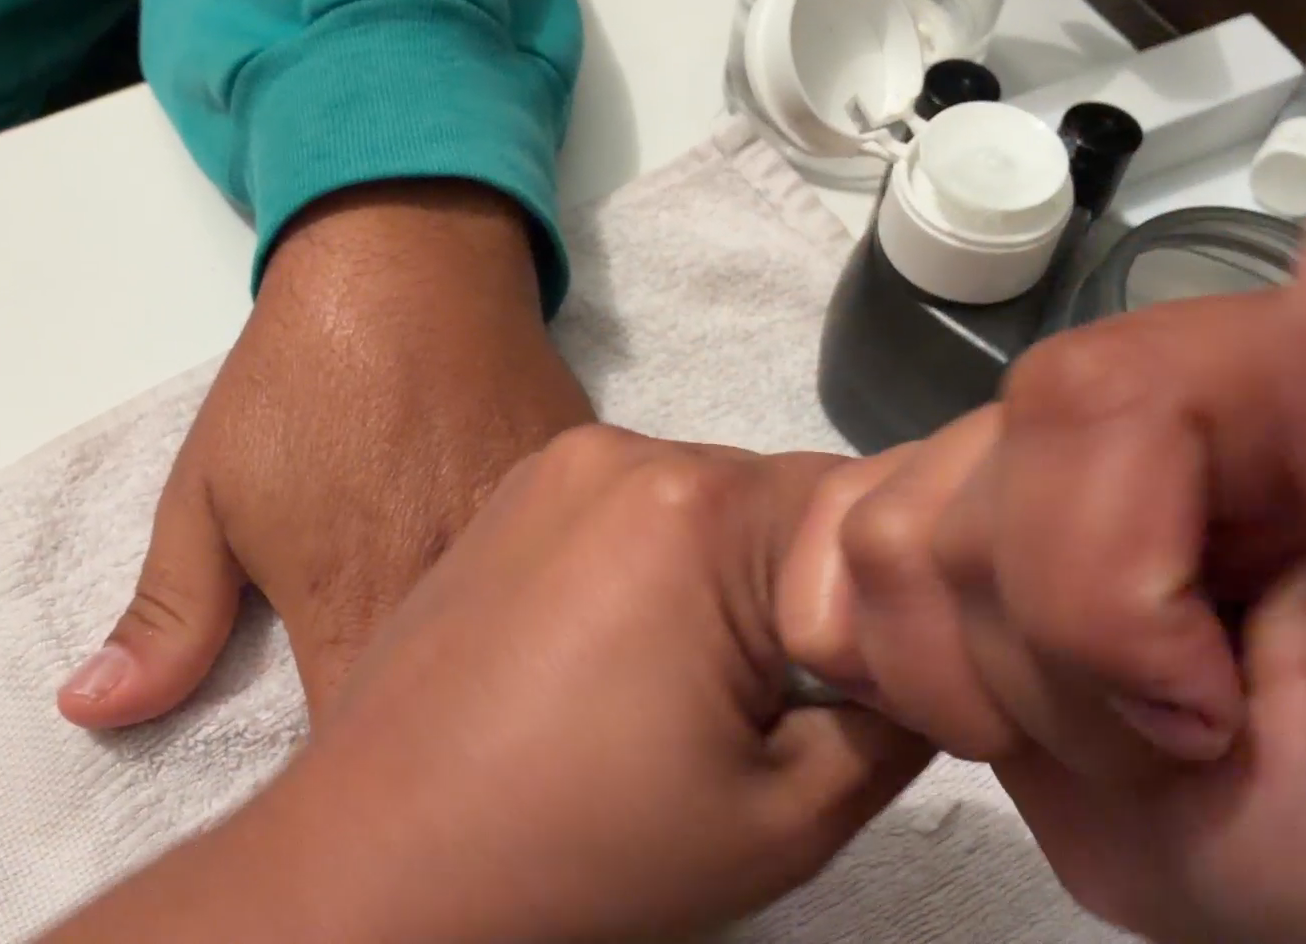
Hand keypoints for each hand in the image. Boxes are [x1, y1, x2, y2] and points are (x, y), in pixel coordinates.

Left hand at [43, 428, 933, 943]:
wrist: (381, 853)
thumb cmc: (579, 848)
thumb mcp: (783, 814)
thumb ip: (892, 720)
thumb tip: (924, 661)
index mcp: (700, 510)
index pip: (864, 511)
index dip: (885, 599)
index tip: (862, 679)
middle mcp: (626, 451)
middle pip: (779, 499)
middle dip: (803, 584)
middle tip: (771, 689)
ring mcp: (559, 461)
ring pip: (707, 499)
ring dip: (728, 570)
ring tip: (681, 674)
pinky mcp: (515, 490)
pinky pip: (633, 504)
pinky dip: (657, 557)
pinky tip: (615, 642)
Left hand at [58, 181, 594, 724]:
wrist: (407, 264)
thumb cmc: (300, 376)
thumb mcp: (205, 490)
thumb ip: (168, 616)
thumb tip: (91, 715)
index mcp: (352, 608)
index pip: (355, 747)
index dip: (356, 772)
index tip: (352, 760)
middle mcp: (448, 592)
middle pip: (452, 708)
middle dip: (433, 724)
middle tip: (418, 707)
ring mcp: (524, 540)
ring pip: (521, 643)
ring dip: (498, 659)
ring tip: (485, 656)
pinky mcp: (571, 493)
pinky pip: (566, 568)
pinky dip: (545, 587)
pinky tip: (537, 573)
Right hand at [787, 163, 1305, 942]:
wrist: (1268, 882)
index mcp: (1243, 389)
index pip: (1082, 409)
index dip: (1100, 589)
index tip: (1200, 711)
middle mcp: (1090, 404)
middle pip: (952, 505)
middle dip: (1038, 669)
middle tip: (1161, 740)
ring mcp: (977, 464)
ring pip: (872, 545)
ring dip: (967, 687)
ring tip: (1081, 728)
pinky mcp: (903, 520)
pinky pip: (817, 577)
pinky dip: (888, 669)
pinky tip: (981, 690)